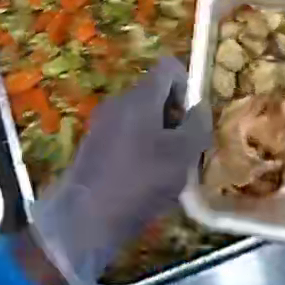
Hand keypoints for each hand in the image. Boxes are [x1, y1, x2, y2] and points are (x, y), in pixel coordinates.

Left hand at [30, 59, 209, 284]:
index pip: (168, 67)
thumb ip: (197, 126)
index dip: (187, 85)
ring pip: (141, 116)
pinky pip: (126, 134)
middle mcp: (119, 101)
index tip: (191, 119)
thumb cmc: (140, 180)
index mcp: (140, 96)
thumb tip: (200, 107)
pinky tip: (145, 181)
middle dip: (174, 116)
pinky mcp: (94, 144)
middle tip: (184, 149)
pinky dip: (141, 149)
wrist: (85, 217)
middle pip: (155, 93)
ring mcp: (103, 122)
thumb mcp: (182, 155)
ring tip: (167, 170)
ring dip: (159, 135)